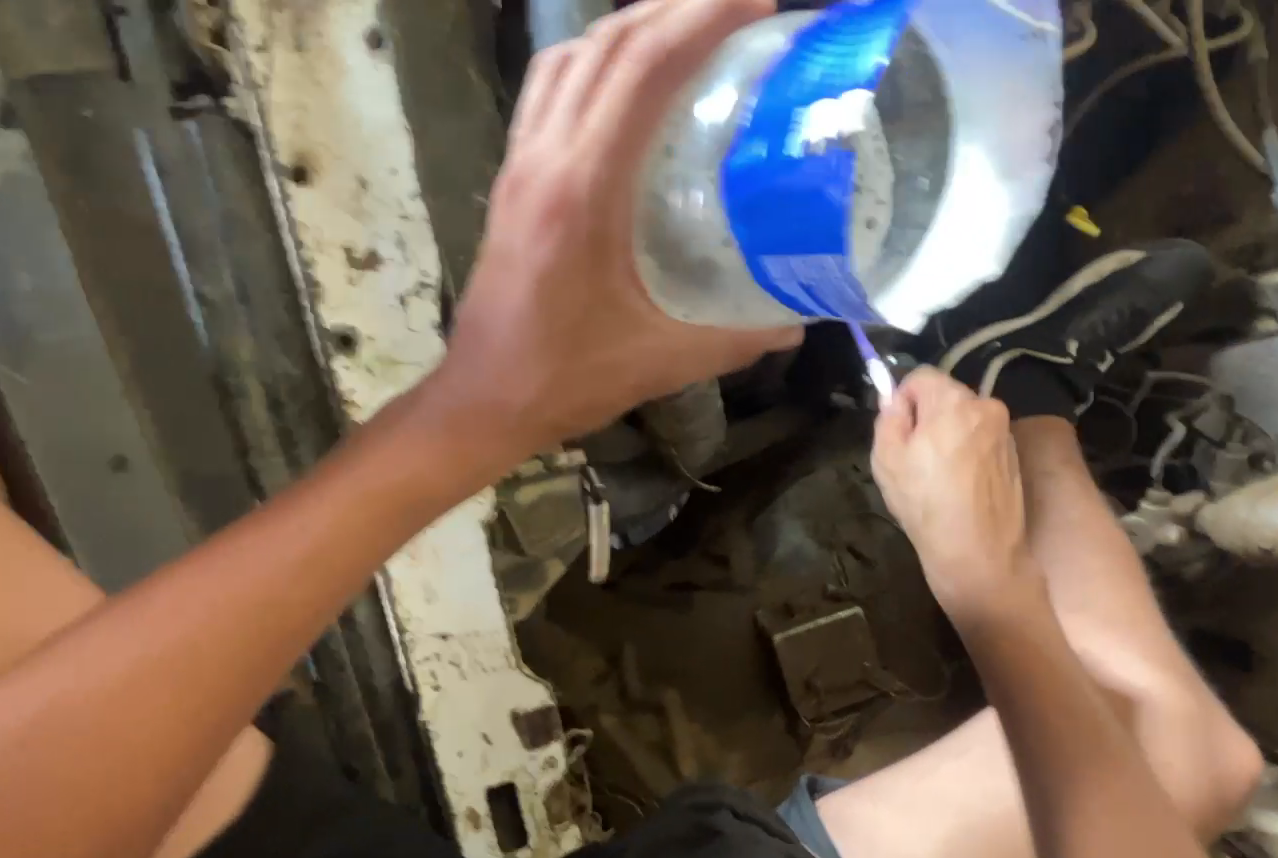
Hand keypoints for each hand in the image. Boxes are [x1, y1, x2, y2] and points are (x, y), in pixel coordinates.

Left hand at [430, 0, 801, 454]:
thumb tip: (796, 322)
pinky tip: (623, 91)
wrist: (482, 399)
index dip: (705, 19)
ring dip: (627, 30)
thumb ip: (734, 340)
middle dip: (675, 9)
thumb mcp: (659, 361)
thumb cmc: (564, 380)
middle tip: (736, 13)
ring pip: (569, 60)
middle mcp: (545, 159)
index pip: (644, 67)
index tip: (760, 7)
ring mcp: (519, 166)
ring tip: (684, 36)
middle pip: (607, 44)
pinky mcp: (508, 184)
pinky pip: (546, 94)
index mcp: (583, 190)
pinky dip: (589, 66)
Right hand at [871, 369, 1035, 616]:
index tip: (895, 428)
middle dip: (926, 417)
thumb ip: (888, 419)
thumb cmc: (924, 502)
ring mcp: (1005, 432)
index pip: (922, 376)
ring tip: (934, 476)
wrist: (978, 550)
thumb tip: (895, 401)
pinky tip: (956, 486)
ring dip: (947, 435)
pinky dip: (966, 453)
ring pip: (964, 420)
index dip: (902, 398)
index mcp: (953, 402)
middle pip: (946, 396)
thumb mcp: (886, 459)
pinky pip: (980, 441)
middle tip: (911, 456)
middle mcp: (986, 407)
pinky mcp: (1014, 456)